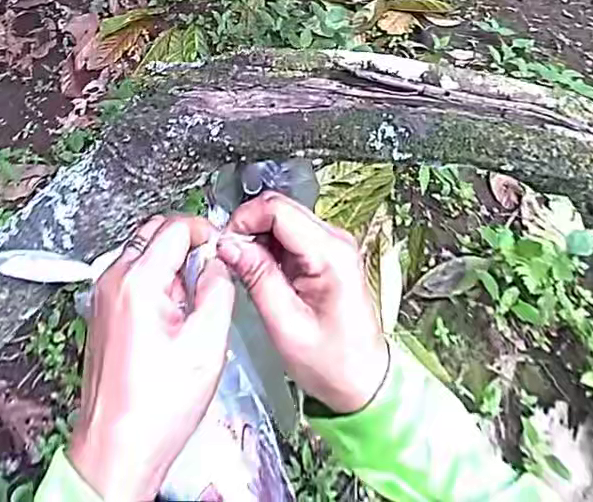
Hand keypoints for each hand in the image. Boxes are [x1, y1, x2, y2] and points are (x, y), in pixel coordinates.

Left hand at [68, 215, 234, 499]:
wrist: (116, 445)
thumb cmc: (156, 407)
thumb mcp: (205, 347)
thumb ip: (218, 293)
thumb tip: (217, 263)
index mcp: (138, 281)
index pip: (173, 228)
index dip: (203, 231)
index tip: (221, 244)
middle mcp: (114, 278)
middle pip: (153, 232)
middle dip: (185, 241)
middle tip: (211, 266)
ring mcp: (104, 293)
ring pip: (141, 251)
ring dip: (170, 260)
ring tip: (193, 298)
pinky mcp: (102, 308)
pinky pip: (131, 274)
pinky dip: (154, 278)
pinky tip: (171, 313)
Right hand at [218, 192, 389, 414]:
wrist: (365, 384)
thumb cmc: (334, 364)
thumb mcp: (285, 324)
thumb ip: (256, 277)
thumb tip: (227, 243)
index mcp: (331, 255)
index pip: (276, 209)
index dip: (244, 220)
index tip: (227, 243)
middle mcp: (335, 241)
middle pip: (277, 207)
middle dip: (247, 226)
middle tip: (232, 255)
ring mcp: (332, 244)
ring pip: (279, 216)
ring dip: (256, 235)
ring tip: (247, 267)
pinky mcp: (325, 251)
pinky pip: (286, 231)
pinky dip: (267, 244)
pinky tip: (263, 270)